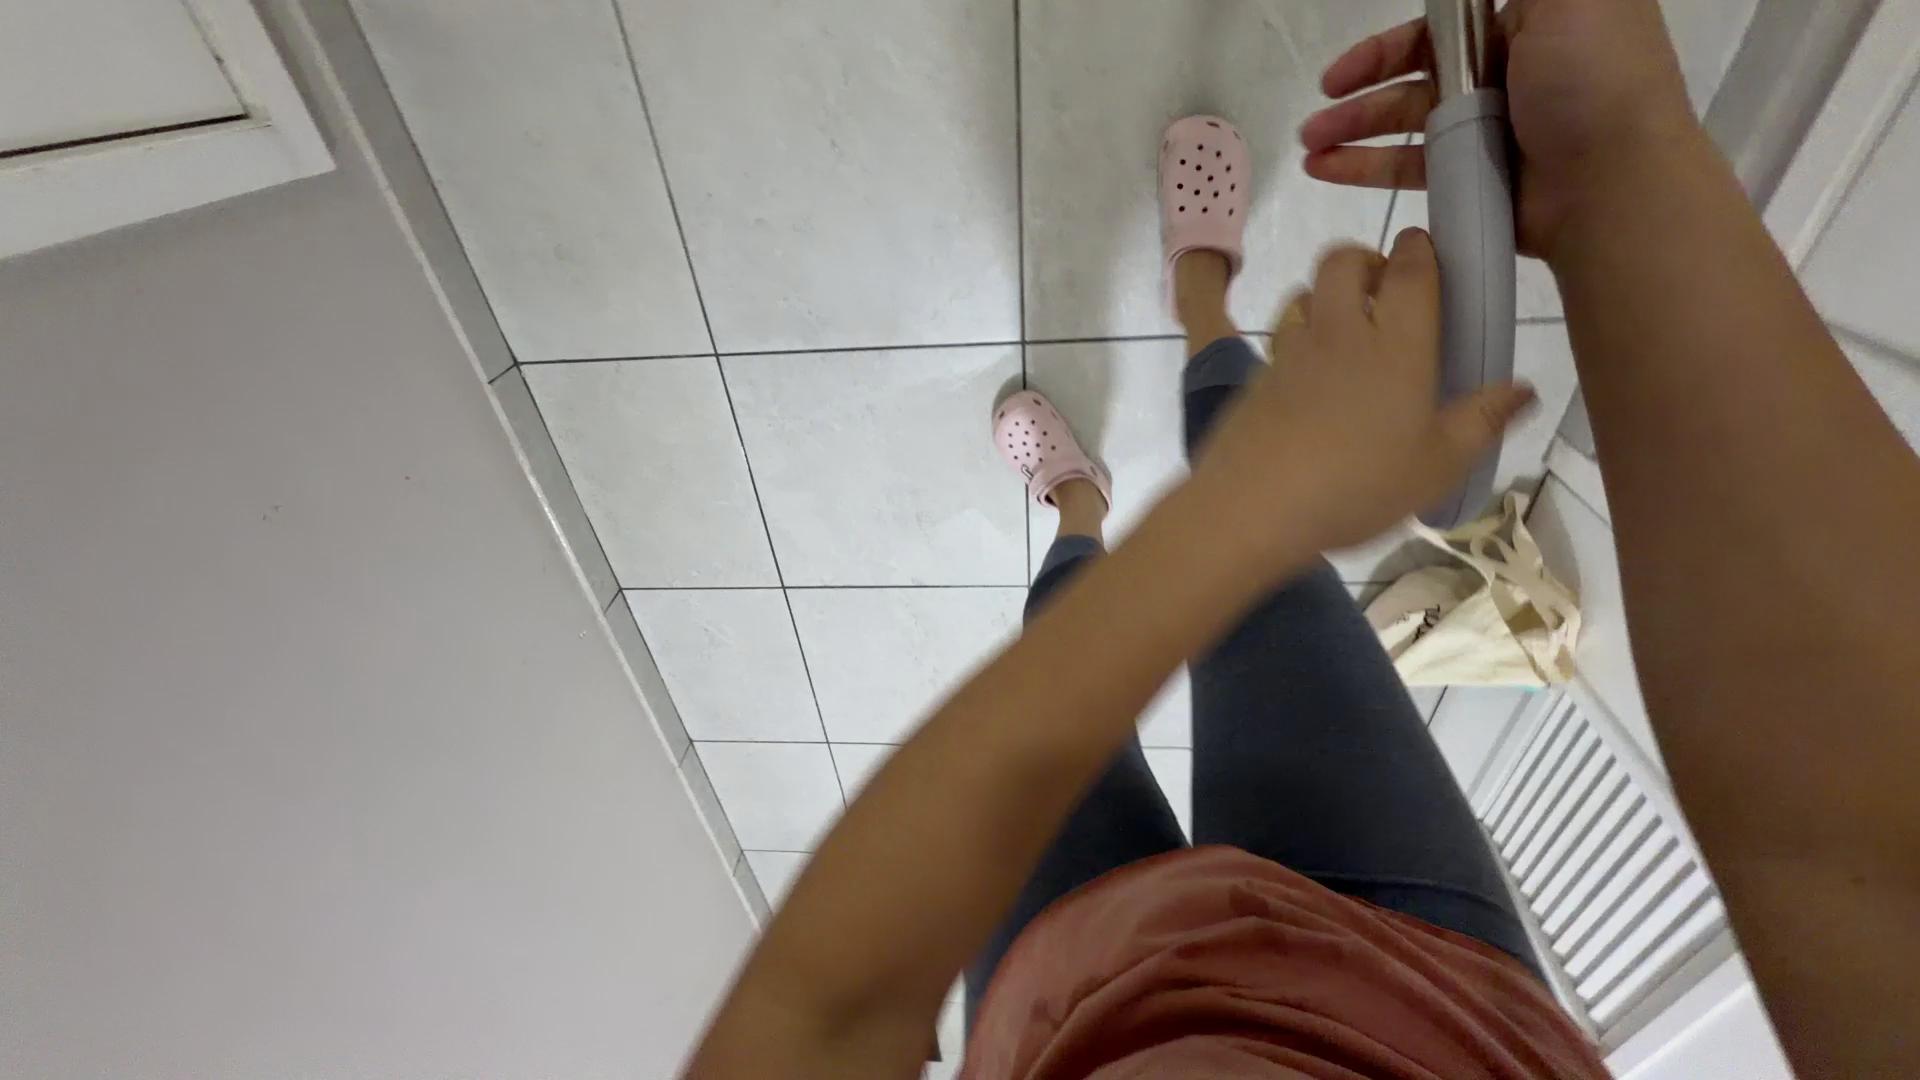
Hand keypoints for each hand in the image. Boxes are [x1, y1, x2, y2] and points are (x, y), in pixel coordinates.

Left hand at [1184, 231, 1532, 562]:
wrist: (1251, 508)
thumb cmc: (1355, 488)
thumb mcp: (1435, 467)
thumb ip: (1481, 422)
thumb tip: (1523, 390)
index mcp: (1396, 347)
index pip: (1410, 270)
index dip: (1418, 250)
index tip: (1424, 251)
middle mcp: (1338, 337)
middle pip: (1341, 262)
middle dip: (1364, 261)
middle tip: (1383, 293)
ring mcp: (1288, 355)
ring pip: (1302, 297)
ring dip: (1324, 300)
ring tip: (1343, 336)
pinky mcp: (1254, 380)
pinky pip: (1278, 341)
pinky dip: (1297, 344)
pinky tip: (1306, 384)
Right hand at [1298, 0, 1700, 258]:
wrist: (1610, 182)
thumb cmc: (1594, 79)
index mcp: (1528, 20)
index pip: (1443, 24)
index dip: (1391, 40)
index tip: (1351, 61)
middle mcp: (1501, 69)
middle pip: (1413, 72)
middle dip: (1358, 87)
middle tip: (1317, 108)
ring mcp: (1481, 126)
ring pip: (1399, 121)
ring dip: (1348, 129)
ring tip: (1308, 145)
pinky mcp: (1463, 174)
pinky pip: (1401, 166)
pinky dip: (1360, 166)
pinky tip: (1322, 168)